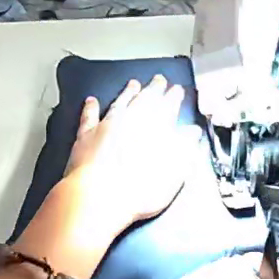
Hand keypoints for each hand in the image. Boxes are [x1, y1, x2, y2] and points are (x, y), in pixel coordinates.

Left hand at [60, 76, 190, 236]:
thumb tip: (192, 134)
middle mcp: (131, 121)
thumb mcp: (174, 172)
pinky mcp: (86, 137)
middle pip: (145, 99)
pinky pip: (89, 117)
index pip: (168, 106)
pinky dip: (91, 108)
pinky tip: (91, 102)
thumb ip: (185, 148)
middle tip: (159, 80)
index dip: (174, 97)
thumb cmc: (138, 190)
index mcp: (155, 128)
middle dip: (153, 88)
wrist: (100, 198)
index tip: (177, 90)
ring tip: (133, 85)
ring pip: (119, 103)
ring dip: (127, 93)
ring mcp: (107, 127)